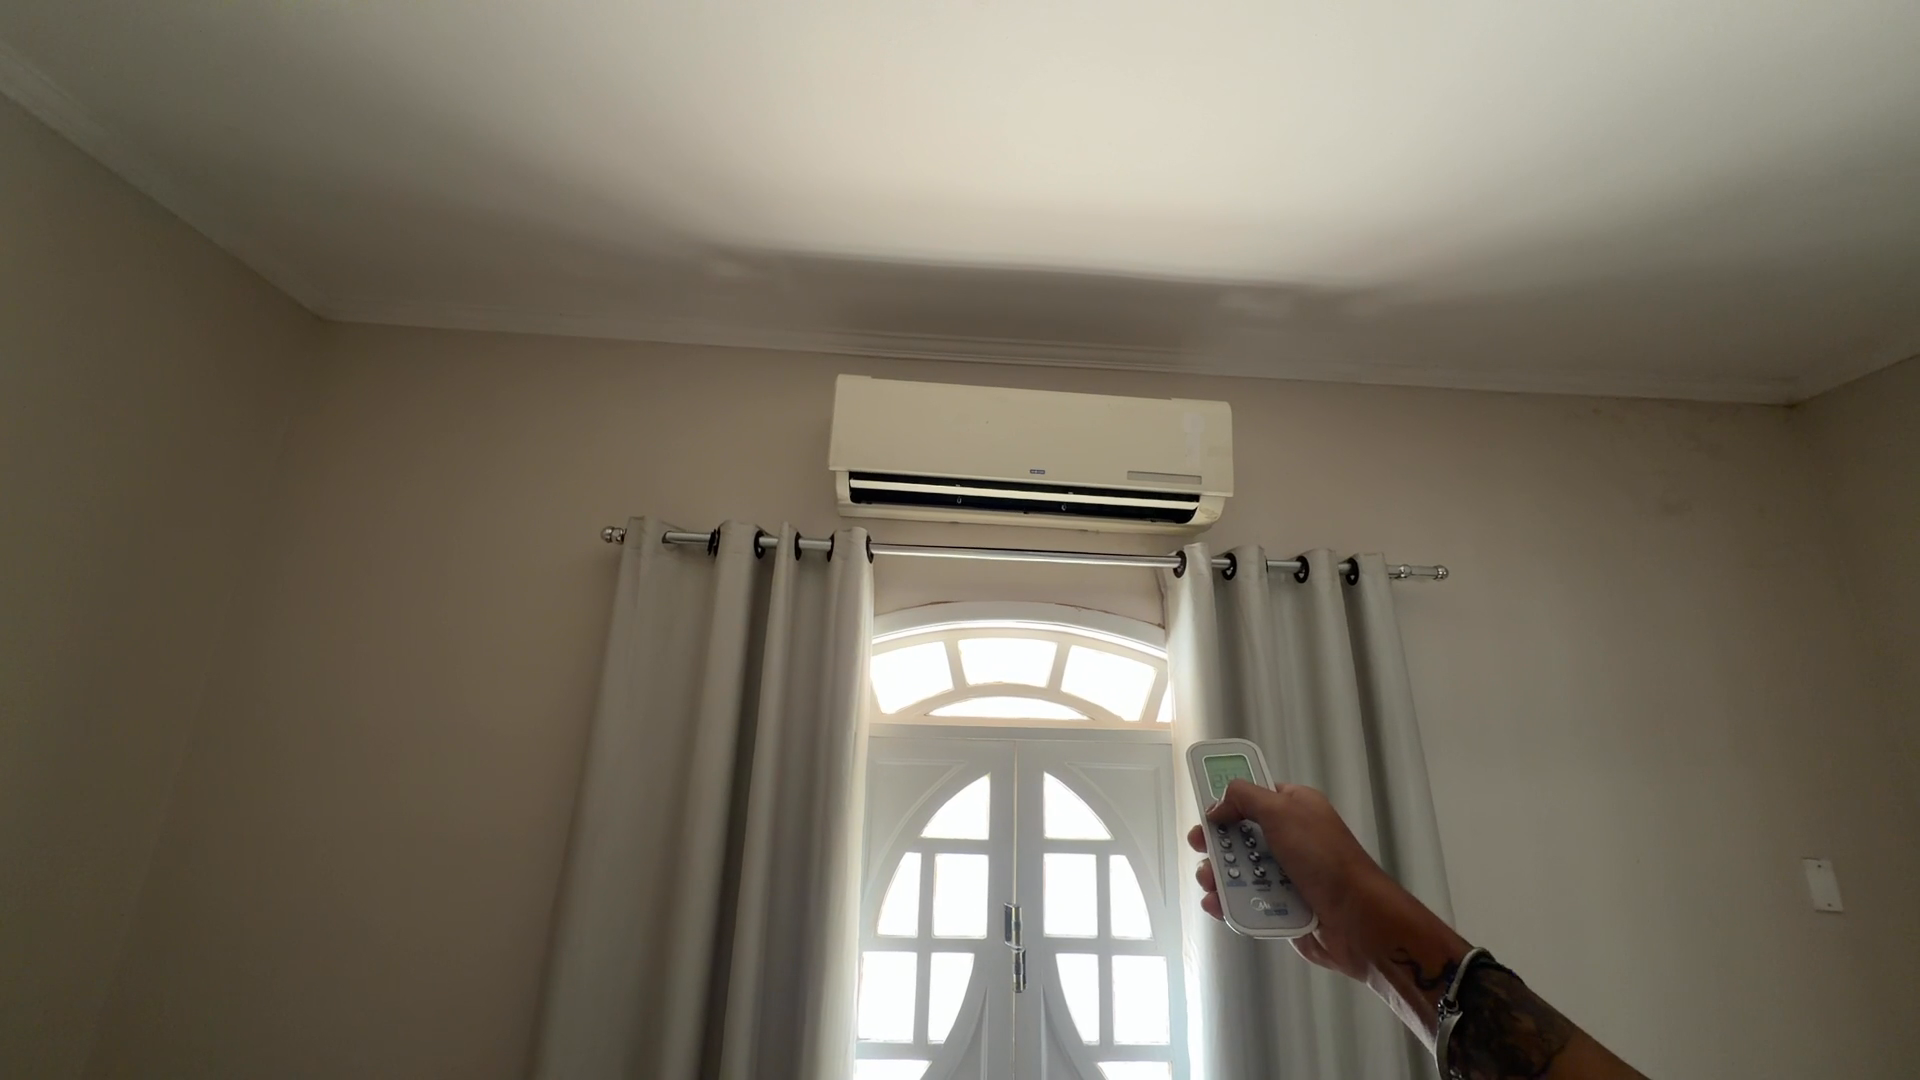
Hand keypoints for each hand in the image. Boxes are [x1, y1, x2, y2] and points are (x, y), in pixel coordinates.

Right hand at [1186, 779, 1440, 981]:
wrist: (1359, 921)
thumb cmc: (1322, 857)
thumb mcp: (1281, 810)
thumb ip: (1243, 798)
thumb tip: (1216, 808)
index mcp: (1294, 808)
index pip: (1254, 796)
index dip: (1228, 801)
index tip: (1206, 811)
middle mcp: (1289, 839)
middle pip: (1239, 834)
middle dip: (1216, 842)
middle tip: (1199, 846)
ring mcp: (1286, 875)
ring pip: (1239, 870)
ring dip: (1217, 874)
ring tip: (1208, 882)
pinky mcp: (1282, 907)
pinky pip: (1247, 901)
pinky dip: (1229, 902)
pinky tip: (1216, 904)